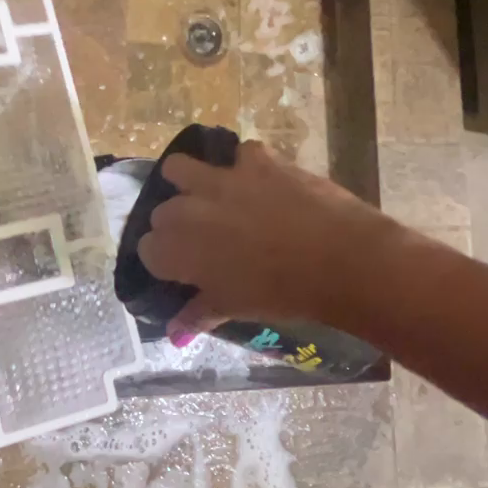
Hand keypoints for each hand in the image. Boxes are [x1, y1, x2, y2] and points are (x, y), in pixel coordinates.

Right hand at [135, 140, 405, 341]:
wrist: (340, 259)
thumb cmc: (282, 294)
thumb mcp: (235, 308)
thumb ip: (198, 314)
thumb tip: (174, 333)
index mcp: (178, 250)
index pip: (147, 249)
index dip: (163, 259)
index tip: (183, 269)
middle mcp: (188, 209)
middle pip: (162, 212)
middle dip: (175, 224)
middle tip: (203, 240)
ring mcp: (221, 179)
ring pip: (178, 167)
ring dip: (188, 180)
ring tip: (211, 196)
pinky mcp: (256, 160)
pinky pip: (240, 155)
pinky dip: (247, 167)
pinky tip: (263, 184)